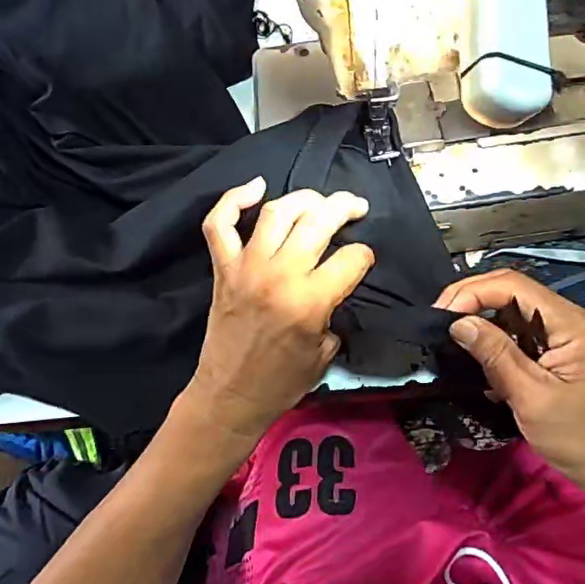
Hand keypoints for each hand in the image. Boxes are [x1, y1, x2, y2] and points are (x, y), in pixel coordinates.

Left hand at [175, 178, 374, 458]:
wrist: (230, 395)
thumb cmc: (281, 382)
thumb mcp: (325, 353)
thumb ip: (334, 312)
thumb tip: (334, 285)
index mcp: (310, 301)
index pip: (352, 257)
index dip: (364, 256)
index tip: (362, 260)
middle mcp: (279, 276)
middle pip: (318, 220)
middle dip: (344, 206)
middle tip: (354, 206)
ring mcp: (246, 267)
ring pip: (276, 212)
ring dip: (301, 198)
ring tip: (317, 201)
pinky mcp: (222, 268)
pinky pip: (220, 224)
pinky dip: (233, 200)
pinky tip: (255, 187)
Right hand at [436, 270, 584, 499]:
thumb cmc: (579, 439)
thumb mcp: (531, 397)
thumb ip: (495, 355)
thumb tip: (458, 322)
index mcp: (576, 326)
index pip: (515, 287)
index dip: (472, 292)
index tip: (441, 314)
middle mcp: (575, 320)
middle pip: (514, 291)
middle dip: (473, 300)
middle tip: (440, 321)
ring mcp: (570, 335)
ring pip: (515, 309)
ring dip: (482, 318)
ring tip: (453, 334)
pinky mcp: (564, 350)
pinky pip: (523, 329)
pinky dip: (497, 336)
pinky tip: (479, 351)